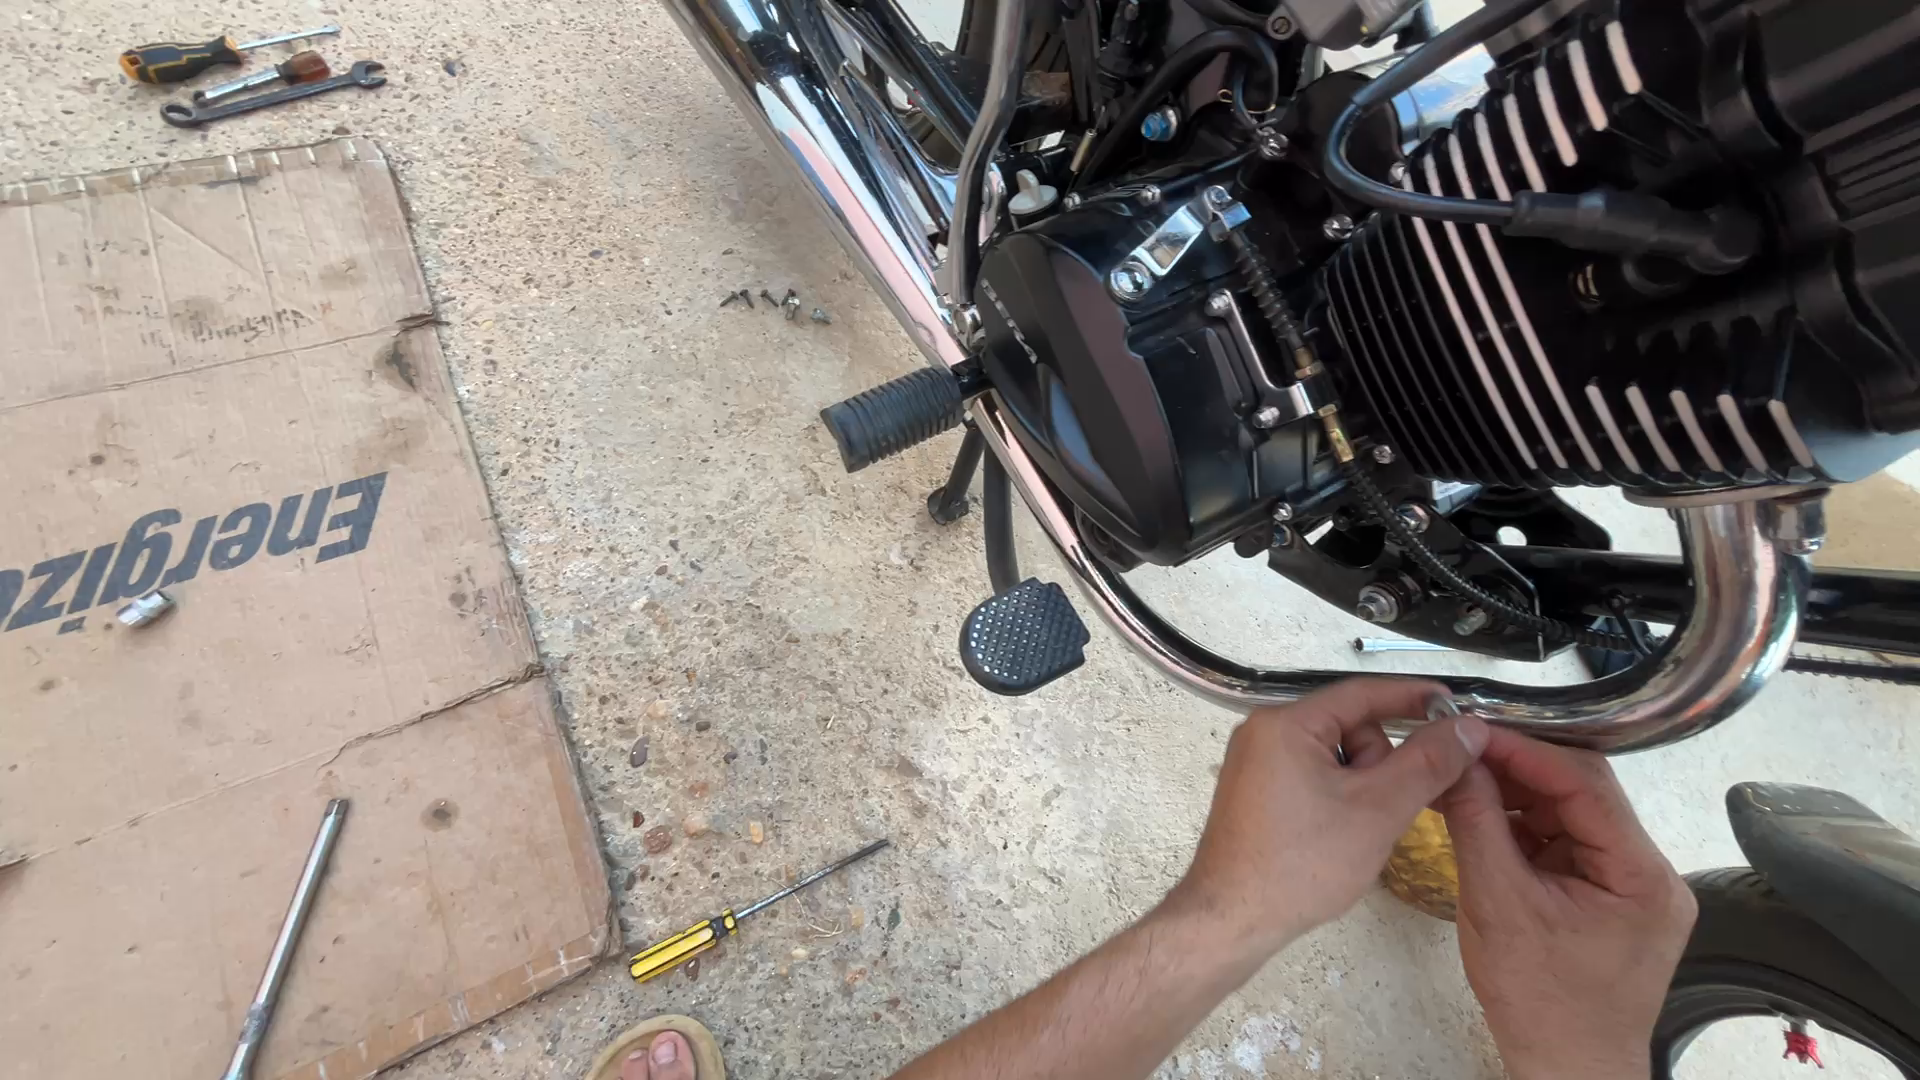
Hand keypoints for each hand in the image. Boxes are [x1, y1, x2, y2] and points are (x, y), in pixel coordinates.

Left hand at [1167, 678, 1488, 954]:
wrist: (1234, 913)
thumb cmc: (1303, 861)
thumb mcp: (1377, 809)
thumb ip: (1427, 762)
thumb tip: (1467, 727)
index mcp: (1284, 722)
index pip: (1360, 693)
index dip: (1412, 697)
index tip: (1457, 704)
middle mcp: (1263, 730)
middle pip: (1347, 727)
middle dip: (1379, 762)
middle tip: (1381, 809)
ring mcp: (1255, 759)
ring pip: (1334, 755)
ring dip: (1361, 785)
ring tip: (1355, 830)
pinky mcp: (1255, 786)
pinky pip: (1312, 773)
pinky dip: (1339, 795)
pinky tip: (1340, 832)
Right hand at [1439, 729, 1695, 1079]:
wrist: (1563, 1062)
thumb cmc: (1536, 992)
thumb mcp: (1497, 900)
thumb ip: (1476, 820)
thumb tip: (1454, 755)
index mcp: (1640, 873)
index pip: (1584, 783)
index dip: (1522, 748)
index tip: (1465, 728)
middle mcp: (1643, 868)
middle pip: (1577, 788)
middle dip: (1512, 762)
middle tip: (1452, 744)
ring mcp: (1619, 877)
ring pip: (1560, 806)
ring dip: (1505, 787)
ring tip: (1450, 773)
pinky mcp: (1593, 887)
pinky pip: (1550, 833)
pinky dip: (1508, 816)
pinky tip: (1466, 806)